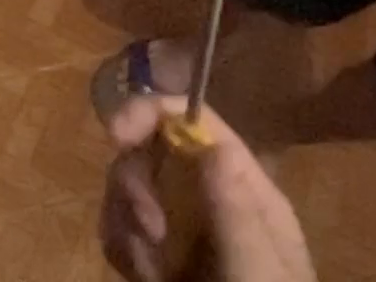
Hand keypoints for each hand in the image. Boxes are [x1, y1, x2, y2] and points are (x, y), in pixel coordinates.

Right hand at [100, 97, 315, 281]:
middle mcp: (205, 193)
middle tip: (150, 231)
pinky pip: (114, 225)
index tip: (116, 134)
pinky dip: (120, 247)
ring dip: (125, 223)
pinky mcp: (153, 249)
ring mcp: (178, 221)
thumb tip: (213, 145)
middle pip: (145, 148)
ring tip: (150, 271)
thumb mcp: (261, 275)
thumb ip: (237, 214)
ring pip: (123, 185)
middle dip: (134, 184)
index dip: (148, 111)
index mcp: (241, 187)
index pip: (190, 118)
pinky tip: (142, 277)